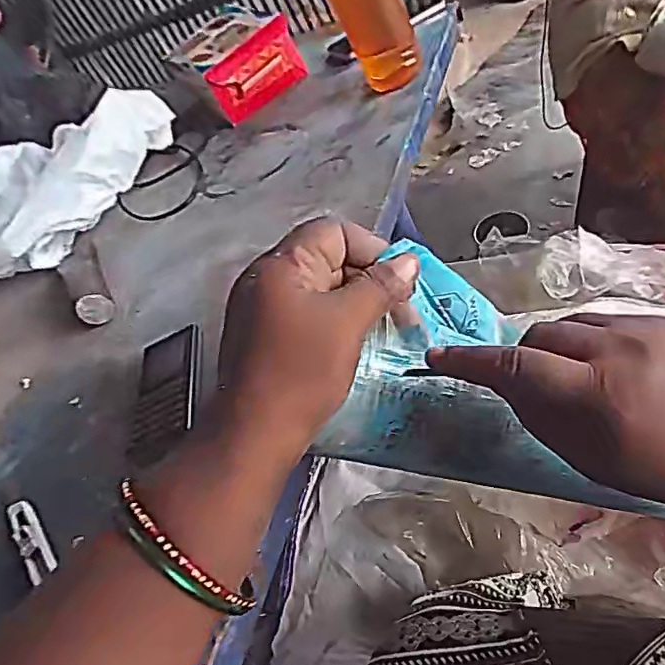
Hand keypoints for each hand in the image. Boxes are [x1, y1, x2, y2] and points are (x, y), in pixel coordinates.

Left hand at [216, 219, 419, 455]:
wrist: (256, 432)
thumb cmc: (301, 374)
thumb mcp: (347, 323)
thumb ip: (380, 286)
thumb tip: (408, 261)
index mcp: (280, 265)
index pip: (334, 231)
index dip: (372, 250)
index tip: (399, 281)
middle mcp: (265, 279)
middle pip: (327, 258)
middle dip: (368, 279)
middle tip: (399, 310)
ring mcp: (261, 309)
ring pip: (318, 289)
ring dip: (354, 302)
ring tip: (382, 328)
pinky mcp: (263, 336)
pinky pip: (305, 314)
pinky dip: (333, 321)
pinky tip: (353, 342)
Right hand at [425, 314, 664, 525]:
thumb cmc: (654, 470)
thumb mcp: (584, 456)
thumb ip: (537, 415)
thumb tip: (505, 383)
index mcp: (599, 393)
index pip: (519, 365)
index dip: (473, 361)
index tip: (441, 358)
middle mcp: (620, 349)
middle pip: (541, 334)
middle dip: (523, 354)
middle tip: (530, 383)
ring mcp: (647, 329)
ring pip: (571, 323)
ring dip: (557, 346)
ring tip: (575, 377)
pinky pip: (605, 322)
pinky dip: (590, 343)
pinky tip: (609, 368)